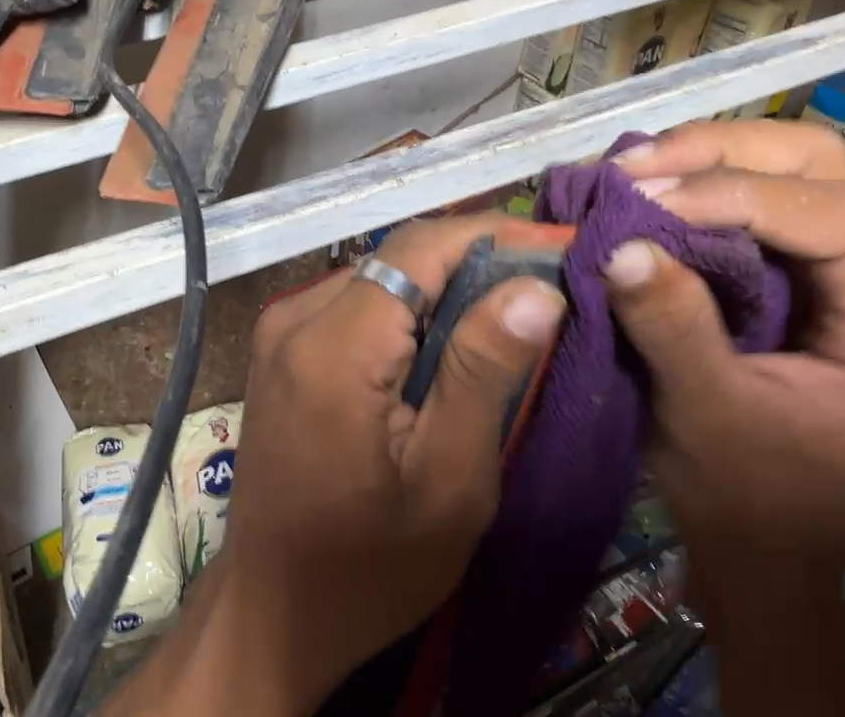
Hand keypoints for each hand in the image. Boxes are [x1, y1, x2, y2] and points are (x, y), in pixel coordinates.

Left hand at [104, 214, 567, 715]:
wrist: (275, 609)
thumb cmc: (370, 565)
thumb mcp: (449, 481)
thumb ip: (484, 373)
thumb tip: (536, 285)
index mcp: (332, 345)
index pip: (421, 247)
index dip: (499, 234)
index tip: (569, 245)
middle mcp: (294, 319)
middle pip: (398, 257)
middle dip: (478, 260)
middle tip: (555, 284)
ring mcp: (279, 332)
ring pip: (378, 277)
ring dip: (446, 286)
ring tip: (518, 311)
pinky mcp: (280, 352)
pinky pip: (355, 305)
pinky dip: (409, 312)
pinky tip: (453, 342)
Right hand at [606, 121, 844, 716]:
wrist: (763, 552)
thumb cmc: (746, 497)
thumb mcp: (705, 415)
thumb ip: (672, 327)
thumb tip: (621, 244)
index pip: (836, 219)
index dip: (737, 195)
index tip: (645, 200)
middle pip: (826, 171)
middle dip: (727, 153)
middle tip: (637, 166)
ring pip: (799, 174)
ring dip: (712, 160)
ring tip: (634, 172)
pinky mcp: (809, 285)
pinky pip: (765, 208)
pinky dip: (703, 188)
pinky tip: (651, 193)